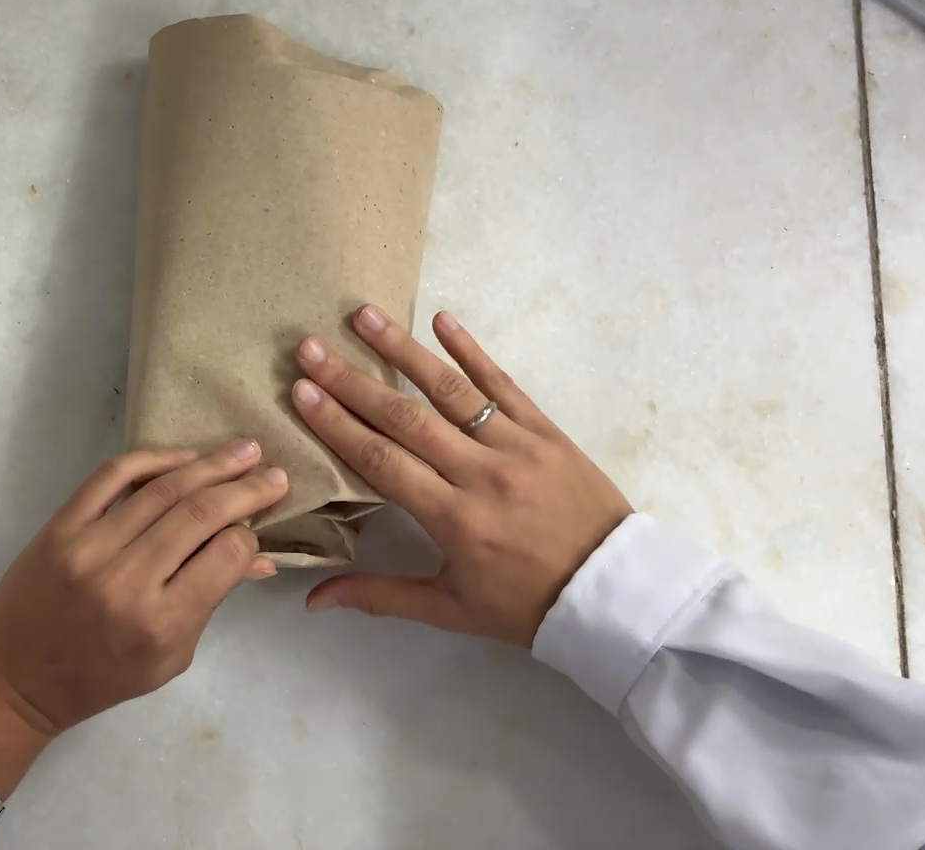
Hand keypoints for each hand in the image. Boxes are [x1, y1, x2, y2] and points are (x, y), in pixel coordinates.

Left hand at [0, 442, 288, 795]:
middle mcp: (128, 580)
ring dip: (208, 464)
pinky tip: (181, 455)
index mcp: (161, 622)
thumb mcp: (170, 657)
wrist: (19, 675)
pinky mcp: (61, 525)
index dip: (250, 532)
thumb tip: (261, 556)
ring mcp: (89, 547)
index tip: (261, 518)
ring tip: (243, 449)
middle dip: (244, 488)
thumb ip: (212, 601)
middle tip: (274, 471)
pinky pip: (110, 476)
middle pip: (198, 514)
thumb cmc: (102, 677)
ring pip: (160, 489)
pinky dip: (150, 458)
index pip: (225, 556)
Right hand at [290, 306, 631, 646]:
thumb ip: (380, 595)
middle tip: (310, 348)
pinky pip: (503, 385)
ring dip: (403, 350)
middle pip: (403, 417)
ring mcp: (516, 447)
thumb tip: (312, 601)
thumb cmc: (527, 603)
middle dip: (350, 380)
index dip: (336, 424)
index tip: (300, 391)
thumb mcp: (451, 610)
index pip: (381, 459)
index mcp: (452, 519)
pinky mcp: (546, 431)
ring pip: (449, 390)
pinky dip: (472, 350)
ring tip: (364, 315)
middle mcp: (480, 474)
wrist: (624, 597)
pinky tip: (442, 318)